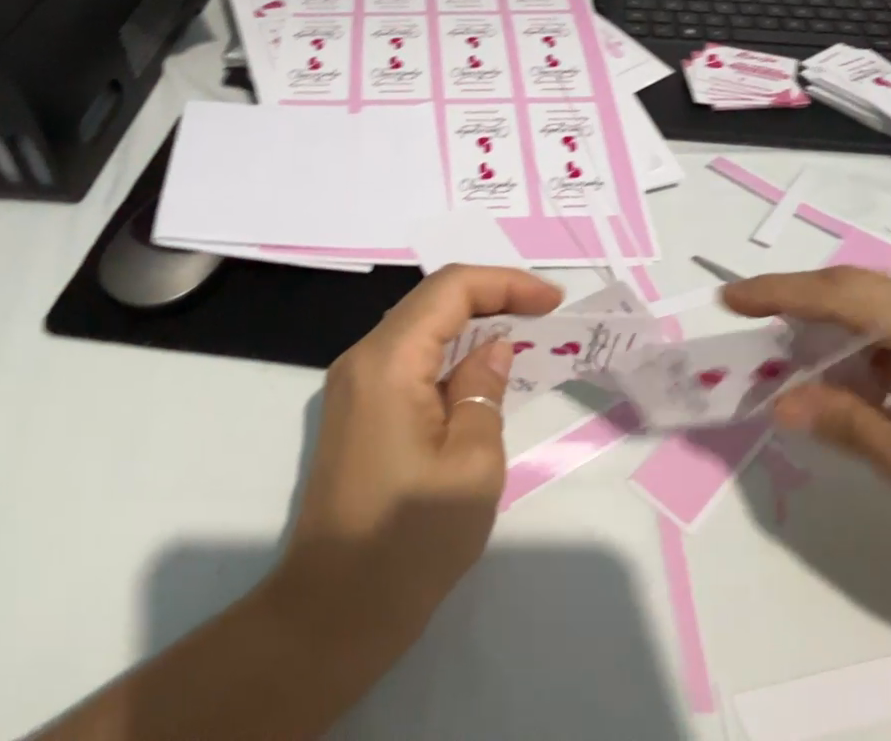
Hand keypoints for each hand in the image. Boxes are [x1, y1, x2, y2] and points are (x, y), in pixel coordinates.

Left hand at [274, 265, 564, 648]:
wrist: (337, 607)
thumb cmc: (412, 539)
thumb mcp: (472, 465)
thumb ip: (485, 392)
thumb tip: (492, 349)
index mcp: (387, 362)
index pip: (449, 290)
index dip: (505, 283)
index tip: (553, 302)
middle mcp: (361, 361)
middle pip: (429, 304)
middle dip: (490, 301)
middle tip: (545, 321)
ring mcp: (351, 388)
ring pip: (417, 333)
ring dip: (469, 331)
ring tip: (522, 345)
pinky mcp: (355, 414)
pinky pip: (406, 365)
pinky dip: (447, 361)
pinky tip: (479, 381)